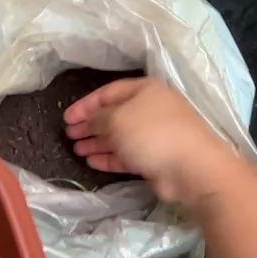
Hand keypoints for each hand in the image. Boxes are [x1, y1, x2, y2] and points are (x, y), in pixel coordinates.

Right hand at [62, 76, 245, 207]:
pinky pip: (126, 154)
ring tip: (76, 150)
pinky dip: (108, 157)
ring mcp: (153, 134)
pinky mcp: (153, 157)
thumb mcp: (116, 119)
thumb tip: (88, 121)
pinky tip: (91, 162)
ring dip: (96, 142)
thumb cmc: (151, 134)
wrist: (190, 167)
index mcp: (144, 91)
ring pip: (118, 136)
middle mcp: (149, 109)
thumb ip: (97, 118)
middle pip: (113, 115)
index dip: (85, 105)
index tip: (66, 118)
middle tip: (70, 135)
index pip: (107, 93)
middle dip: (89, 125)